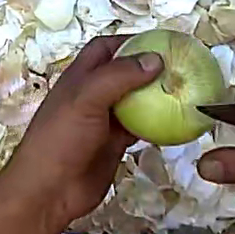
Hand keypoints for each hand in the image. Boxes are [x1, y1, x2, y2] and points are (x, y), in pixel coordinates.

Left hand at [0, 35, 162, 229]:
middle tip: (180, 67)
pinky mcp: (115, 142)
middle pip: (124, 72)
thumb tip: (155, 59)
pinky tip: (177, 121)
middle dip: (148, 67)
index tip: (160, 43)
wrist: (50, 191)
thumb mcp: (87, 99)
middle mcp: (93, 94)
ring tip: (184, 90)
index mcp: (80, 76)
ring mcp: (104, 119)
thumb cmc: (61, 139)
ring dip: (156, 95)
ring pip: (135, 100)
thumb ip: (119, 76)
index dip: (129, 42)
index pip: (105, 48)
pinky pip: (140, 126)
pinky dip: (157, 122)